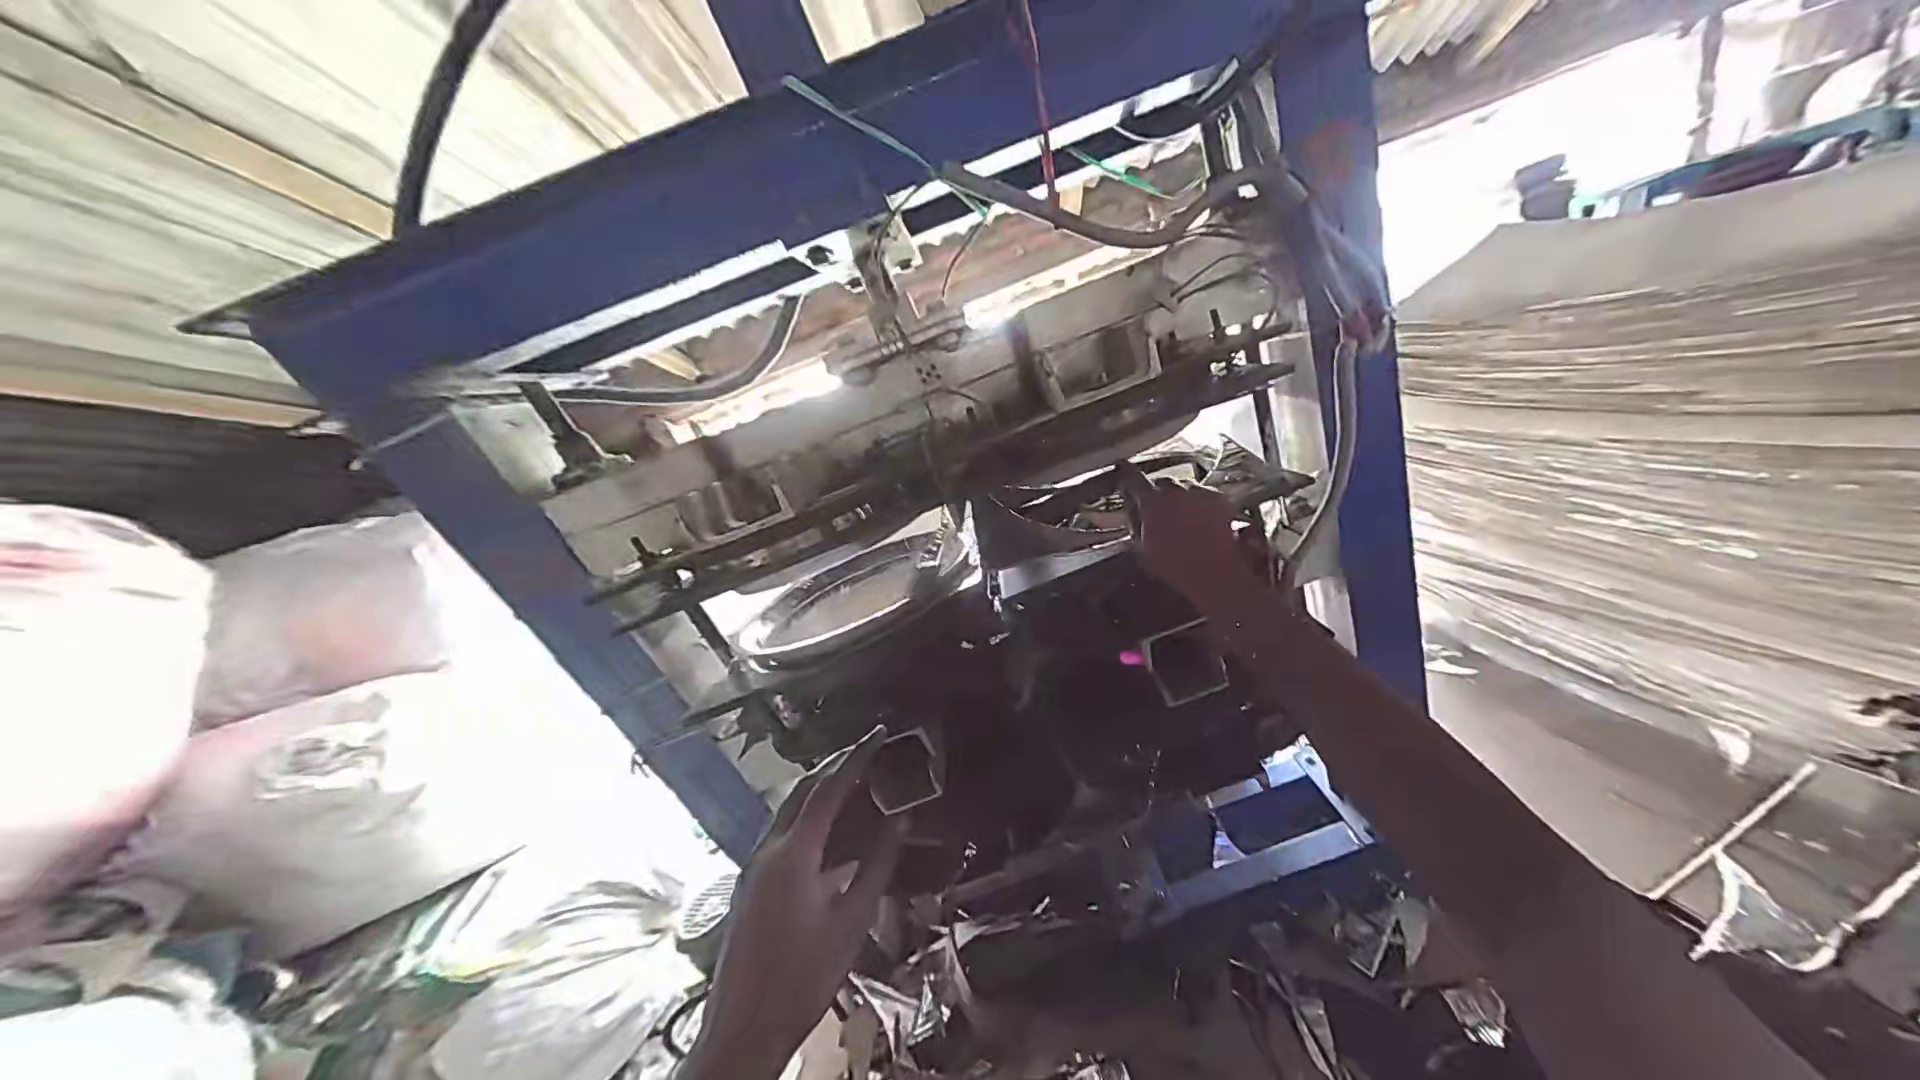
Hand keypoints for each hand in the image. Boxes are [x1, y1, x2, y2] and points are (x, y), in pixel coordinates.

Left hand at [684, 727, 902, 1079]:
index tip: (878, 736)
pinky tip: (830, 833)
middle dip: (836, 768)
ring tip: (855, 785)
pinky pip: (783, 834)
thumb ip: (876, 864)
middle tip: (868, 755)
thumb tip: (898, 821)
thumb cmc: (804, 976)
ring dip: (821, 793)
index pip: (829, 789)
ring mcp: (754, 866)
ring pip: (790, 812)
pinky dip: (809, 819)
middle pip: (803, 792)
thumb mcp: (852, 920)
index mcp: (792, 852)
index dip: (856, 759)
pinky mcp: (750, 884)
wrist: (743, 1029)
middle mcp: (768, 849)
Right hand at [1116, 463, 1266, 612]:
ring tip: (1182, 515)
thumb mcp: (1142, 547)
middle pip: (1161, 481)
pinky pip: (1203, 493)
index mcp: (1151, 501)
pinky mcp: (1219, 497)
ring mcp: (1199, 491)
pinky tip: (1201, 519)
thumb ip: (1134, 520)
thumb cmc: (1172, 565)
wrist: (1215, 573)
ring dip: (1179, 496)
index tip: (1122, 470)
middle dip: (1157, 491)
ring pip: (1184, 486)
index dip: (1126, 473)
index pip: (1133, 478)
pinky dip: (1199, 501)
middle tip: (1157, 507)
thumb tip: (1131, 504)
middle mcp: (1175, 489)